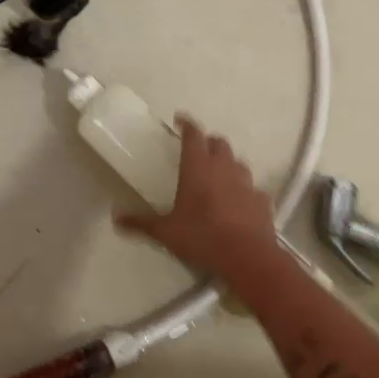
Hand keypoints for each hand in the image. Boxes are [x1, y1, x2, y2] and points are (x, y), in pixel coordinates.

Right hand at [114, 115, 278, 278]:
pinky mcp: (262, 201)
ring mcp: (246, 183)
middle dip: (208, 143)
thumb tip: (115, 219)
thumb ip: (141, 223)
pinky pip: (252, 188)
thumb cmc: (202, 237)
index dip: (186, 124)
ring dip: (227, 164)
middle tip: (198, 151)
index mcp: (198, 167)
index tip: (179, 120)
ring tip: (218, 176)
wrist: (248, 257)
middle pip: (218, 143)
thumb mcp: (166, 232)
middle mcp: (223, 167)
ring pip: (238, 162)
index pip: (193, 134)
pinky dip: (244, 191)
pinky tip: (238, 203)